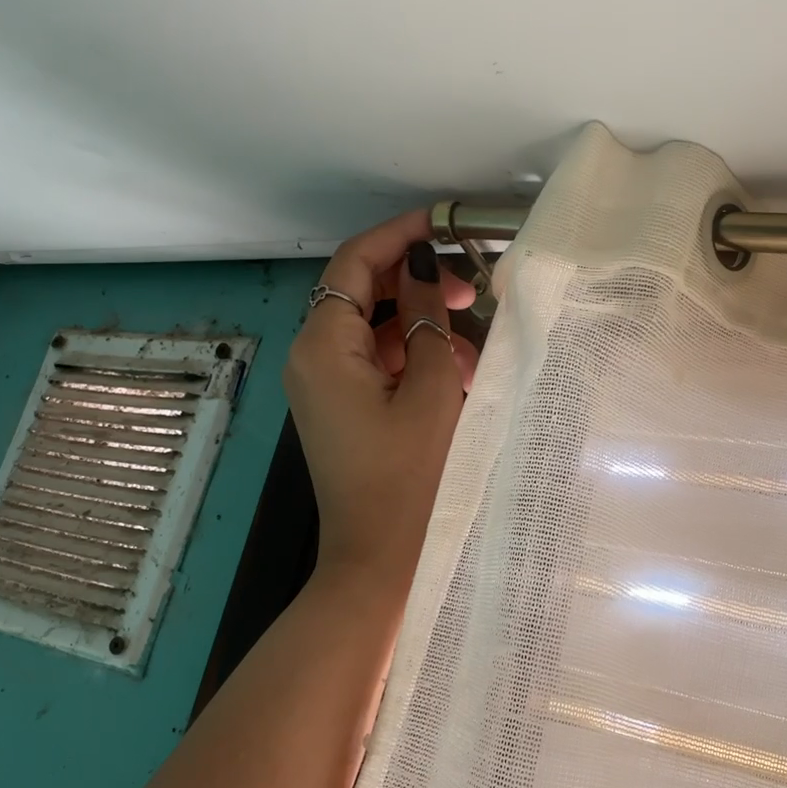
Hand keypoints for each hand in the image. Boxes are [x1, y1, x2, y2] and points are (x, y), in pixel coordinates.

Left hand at [283, 210, 481, 596]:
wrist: (380, 563)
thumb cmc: (411, 479)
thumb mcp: (432, 391)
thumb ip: (427, 319)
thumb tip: (423, 265)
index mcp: (323, 346)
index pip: (355, 263)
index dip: (399, 235)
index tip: (447, 225)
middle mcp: (311, 359)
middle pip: (360, 293)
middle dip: (416, 283)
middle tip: (473, 291)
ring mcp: (323, 387)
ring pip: (372, 331)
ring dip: (421, 327)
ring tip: (475, 348)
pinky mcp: (341, 411)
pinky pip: (374, 365)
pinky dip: (412, 360)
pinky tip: (457, 376)